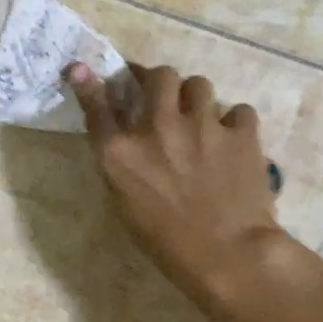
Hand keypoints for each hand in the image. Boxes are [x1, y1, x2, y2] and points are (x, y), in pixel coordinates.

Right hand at [65, 61, 289, 321]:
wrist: (226, 253)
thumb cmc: (163, 239)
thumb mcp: (124, 200)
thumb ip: (120, 160)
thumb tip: (122, 135)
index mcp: (120, 152)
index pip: (97, 105)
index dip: (88, 83)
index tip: (81, 68)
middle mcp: (157, 128)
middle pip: (158, 75)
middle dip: (159, 82)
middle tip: (162, 99)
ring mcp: (202, 125)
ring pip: (199, 84)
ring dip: (195, 98)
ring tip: (199, 120)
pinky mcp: (241, 133)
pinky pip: (238, 110)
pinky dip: (233, 122)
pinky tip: (231, 141)